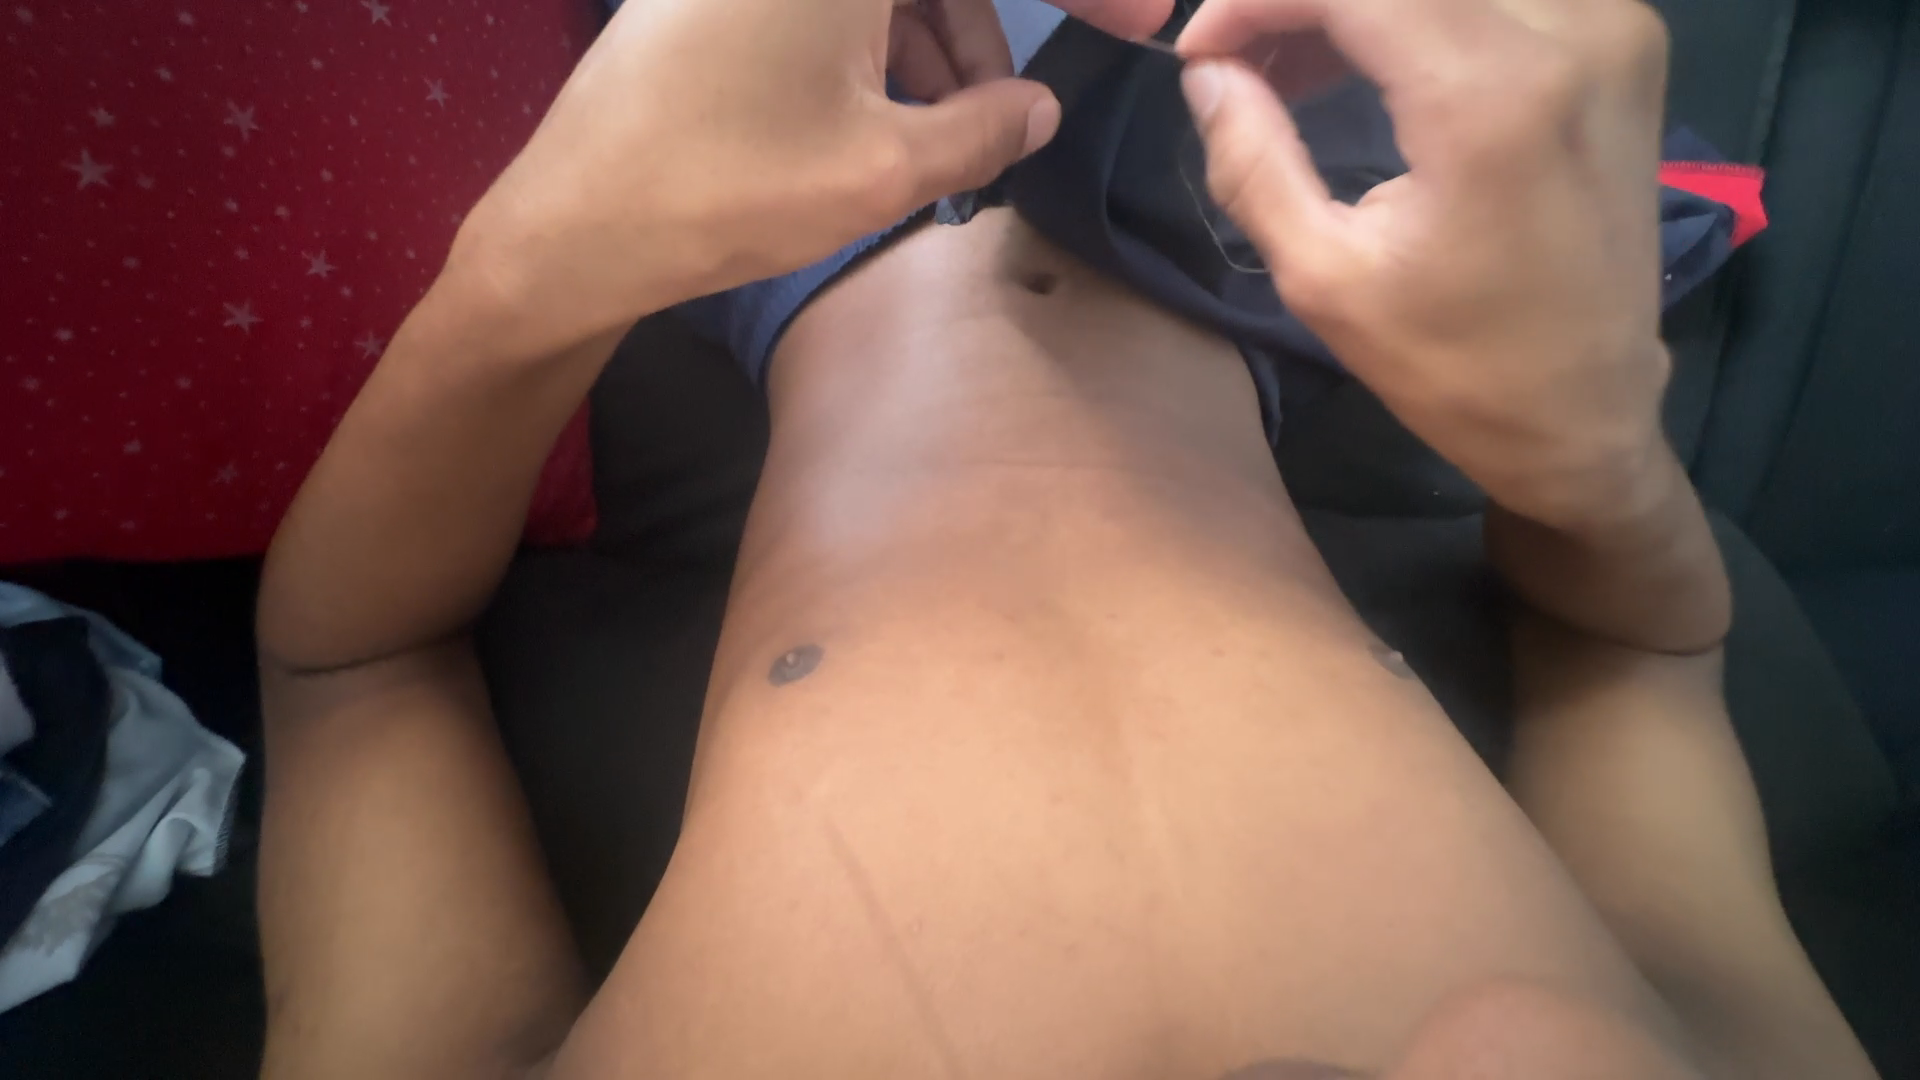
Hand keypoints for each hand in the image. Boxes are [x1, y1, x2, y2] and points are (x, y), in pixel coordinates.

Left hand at [450, 0, 1170, 357]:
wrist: (585, 222)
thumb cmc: (736, 190)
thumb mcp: (885, 169)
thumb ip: (982, 129)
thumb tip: (1041, 108)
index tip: (1138, 21)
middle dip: (981, 38)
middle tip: (1001, 127)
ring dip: (933, 55)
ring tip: (939, 146)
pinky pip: (832, 6)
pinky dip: (877, 54)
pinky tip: (881, 122)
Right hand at [1177, 0, 1672, 528]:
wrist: (1573, 407)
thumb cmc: (1440, 360)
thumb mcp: (1321, 277)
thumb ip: (1255, 166)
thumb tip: (1207, 80)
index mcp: (1488, 96)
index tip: (1197, 53)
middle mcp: (1570, 26)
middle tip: (1238, 64)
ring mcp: (1612, 24)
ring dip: (1356, 4)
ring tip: (1290, 69)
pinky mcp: (1621, 43)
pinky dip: (1415, 13)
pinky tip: (1365, 65)